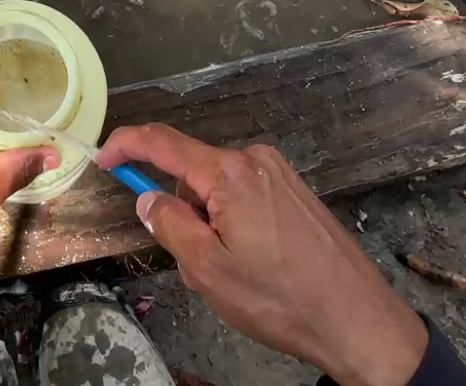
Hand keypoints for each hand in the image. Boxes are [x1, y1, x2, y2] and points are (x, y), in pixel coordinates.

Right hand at [95, 125, 427, 385]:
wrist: (363, 324)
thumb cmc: (281, 298)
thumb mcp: (209, 270)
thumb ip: (169, 225)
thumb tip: (149, 198)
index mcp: (229, 172)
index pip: (161, 142)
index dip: (125, 145)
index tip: (103, 158)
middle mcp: (253, 159)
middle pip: (191, 171)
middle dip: (181, 209)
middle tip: (195, 261)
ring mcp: (277, 172)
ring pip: (218, 186)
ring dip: (209, 220)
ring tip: (233, 270)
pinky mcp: (294, 189)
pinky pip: (243, 193)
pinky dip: (233, 220)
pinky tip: (256, 260)